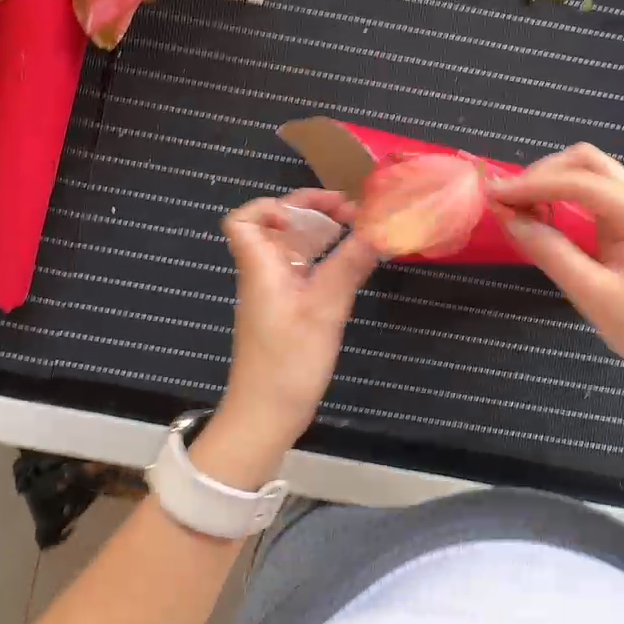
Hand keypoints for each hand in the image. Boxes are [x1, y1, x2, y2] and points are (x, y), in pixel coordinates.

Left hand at [215, 189, 377, 469]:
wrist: (264, 417)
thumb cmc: (288, 362)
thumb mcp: (325, 310)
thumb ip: (350, 265)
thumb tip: (379, 228)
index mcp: (262, 267)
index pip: (244, 220)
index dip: (271, 206)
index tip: (310, 210)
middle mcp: (264, 274)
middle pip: (277, 227)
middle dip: (312, 210)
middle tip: (351, 210)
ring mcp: (275, 293)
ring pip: (293, 248)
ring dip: (321, 233)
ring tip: (357, 227)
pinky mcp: (287, 311)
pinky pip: (303, 270)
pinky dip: (325, 258)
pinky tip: (352, 262)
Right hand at [488, 145, 623, 397]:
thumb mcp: (590, 293)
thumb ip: (549, 250)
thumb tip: (507, 217)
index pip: (578, 180)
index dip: (531, 183)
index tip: (493, 195)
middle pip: (587, 161)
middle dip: (544, 173)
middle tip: (509, 200)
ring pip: (593, 172)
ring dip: (555, 181)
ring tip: (521, 206)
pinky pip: (598, 193)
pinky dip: (568, 195)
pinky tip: (547, 214)